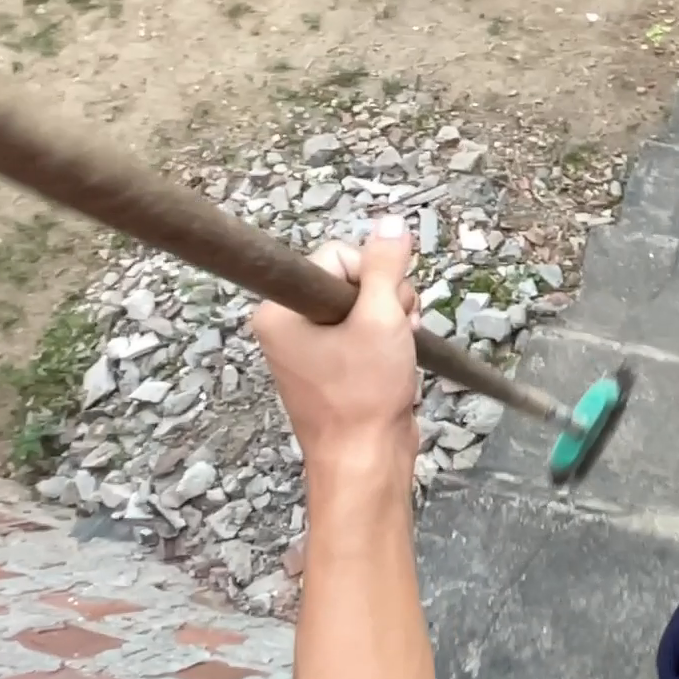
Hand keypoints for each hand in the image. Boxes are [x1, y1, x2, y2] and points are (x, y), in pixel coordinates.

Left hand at [252, 215, 421, 477]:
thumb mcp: (382, 319)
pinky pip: (369, 326)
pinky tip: (398, 353)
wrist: (366, 455)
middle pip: (356, 277)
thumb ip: (387, 267)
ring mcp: (311, 343)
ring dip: (396, 317)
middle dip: (389, 298)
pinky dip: (391, 334)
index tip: (384, 307)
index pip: (337, 256)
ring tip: (397, 346)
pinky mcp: (334, 360)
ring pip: (370, 302)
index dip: (374, 274)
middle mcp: (289, 322)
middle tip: (394, 329)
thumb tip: (391, 223)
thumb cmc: (364, 391)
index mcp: (281, 310)